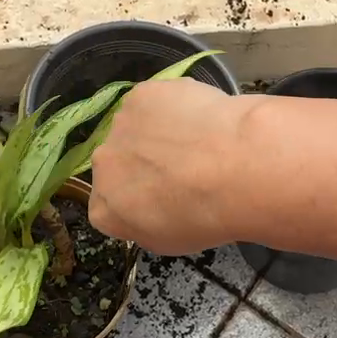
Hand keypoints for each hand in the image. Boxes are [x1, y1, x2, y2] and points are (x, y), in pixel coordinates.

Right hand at [90, 79, 249, 254]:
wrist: (234, 169)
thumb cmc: (206, 217)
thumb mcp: (170, 242)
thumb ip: (146, 224)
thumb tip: (152, 207)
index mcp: (104, 210)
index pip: (109, 206)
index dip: (137, 200)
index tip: (163, 199)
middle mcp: (102, 164)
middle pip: (119, 161)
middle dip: (143, 163)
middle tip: (184, 169)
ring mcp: (120, 124)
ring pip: (136, 127)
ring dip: (158, 132)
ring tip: (199, 141)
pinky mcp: (142, 95)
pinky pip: (156, 101)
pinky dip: (174, 106)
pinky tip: (201, 117)